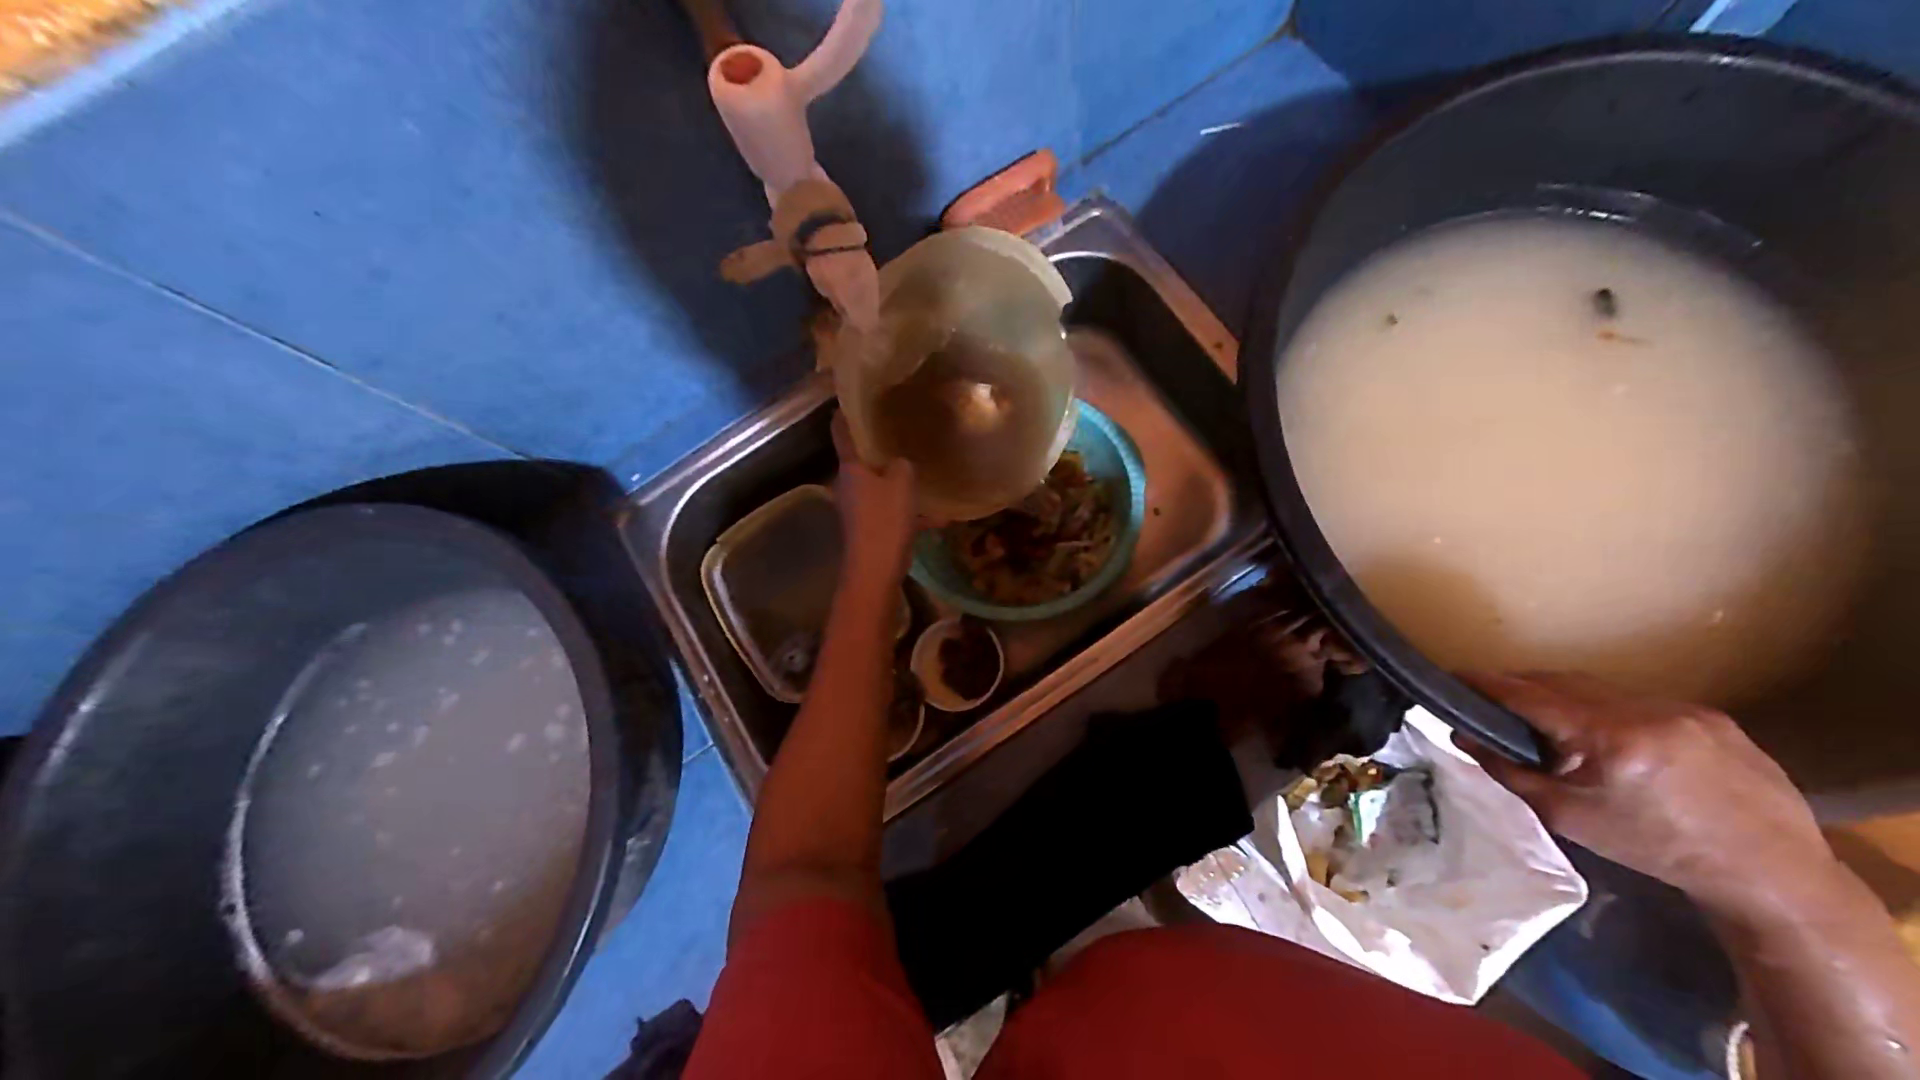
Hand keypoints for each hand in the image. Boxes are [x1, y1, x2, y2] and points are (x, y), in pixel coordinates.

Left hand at [830, 412, 917, 589]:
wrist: (875, 570)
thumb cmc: (885, 520)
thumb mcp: (902, 483)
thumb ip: (901, 465)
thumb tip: (900, 461)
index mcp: (850, 467)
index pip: (841, 430)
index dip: (846, 412)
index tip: (857, 399)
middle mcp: (848, 483)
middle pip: (862, 458)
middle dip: (880, 447)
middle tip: (903, 431)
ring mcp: (857, 507)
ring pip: (879, 485)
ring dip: (898, 482)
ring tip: (924, 473)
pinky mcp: (869, 527)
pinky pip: (890, 510)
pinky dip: (909, 511)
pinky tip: (938, 518)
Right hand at [1461, 672, 1836, 919]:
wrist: (1770, 875)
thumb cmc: (1655, 849)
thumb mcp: (1567, 816)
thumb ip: (1508, 770)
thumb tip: (1461, 735)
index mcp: (1609, 737)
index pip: (1528, 695)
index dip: (1486, 684)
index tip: (1453, 677)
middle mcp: (1646, 710)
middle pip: (1561, 682)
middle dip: (1522, 687)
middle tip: (1492, 702)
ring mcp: (1684, 708)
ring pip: (1599, 688)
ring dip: (1565, 696)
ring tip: (1547, 720)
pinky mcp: (1712, 715)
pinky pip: (1637, 699)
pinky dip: (1608, 709)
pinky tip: (1609, 736)